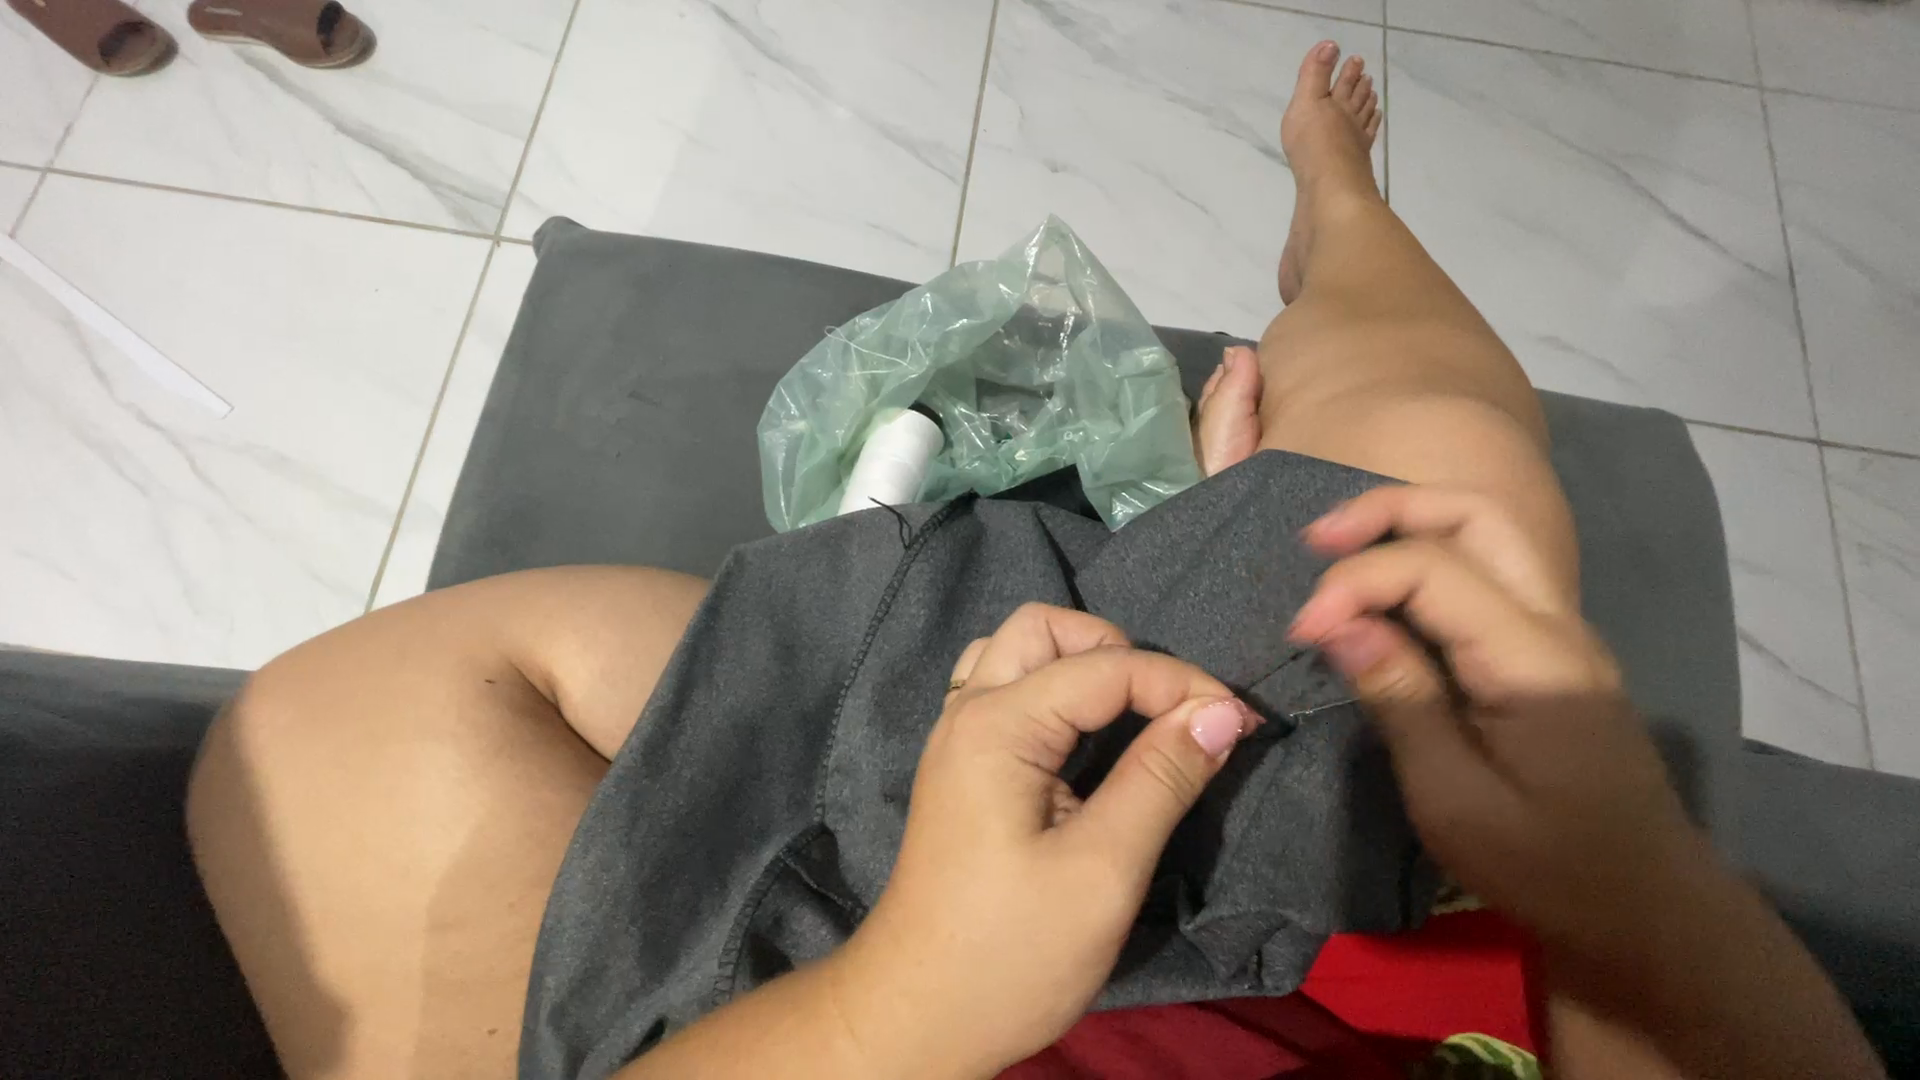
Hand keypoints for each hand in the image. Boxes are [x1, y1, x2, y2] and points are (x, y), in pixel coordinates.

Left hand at [826, 603, 1259, 1078]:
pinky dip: (1051, 688)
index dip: (1181, 684)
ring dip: (1079, 662)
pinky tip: (1080, 733)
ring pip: (1017, 650)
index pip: (1105, 667)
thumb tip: (1219, 713)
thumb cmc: (1011, 952)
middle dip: (1118, 651)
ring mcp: (955, 733)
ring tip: (1129, 711)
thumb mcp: (1103, 871)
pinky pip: (1001, 686)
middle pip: (1044, 628)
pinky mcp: (958, 761)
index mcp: (998, 725)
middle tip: (1170, 709)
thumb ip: (1161, 779)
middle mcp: (968, 710)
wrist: (917, 1013)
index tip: (1240, 724)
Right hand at [1288, 485, 1707, 956]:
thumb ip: (1399, 697)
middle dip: (1388, 511)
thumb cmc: (1546, 866)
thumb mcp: (1453, 797)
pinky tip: (1377, 586)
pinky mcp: (1540, 649)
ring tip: (1333, 549)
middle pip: (1476, 516)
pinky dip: (1419, 555)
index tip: (1299, 632)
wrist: (1648, 912)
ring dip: (1404, 523)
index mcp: (1535, 661)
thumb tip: (1336, 623)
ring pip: (1483, 531)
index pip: (1434, 569)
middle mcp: (1555, 625)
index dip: (1352, 584)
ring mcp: (1556, 632)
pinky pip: (1481, 570)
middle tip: (1315, 539)